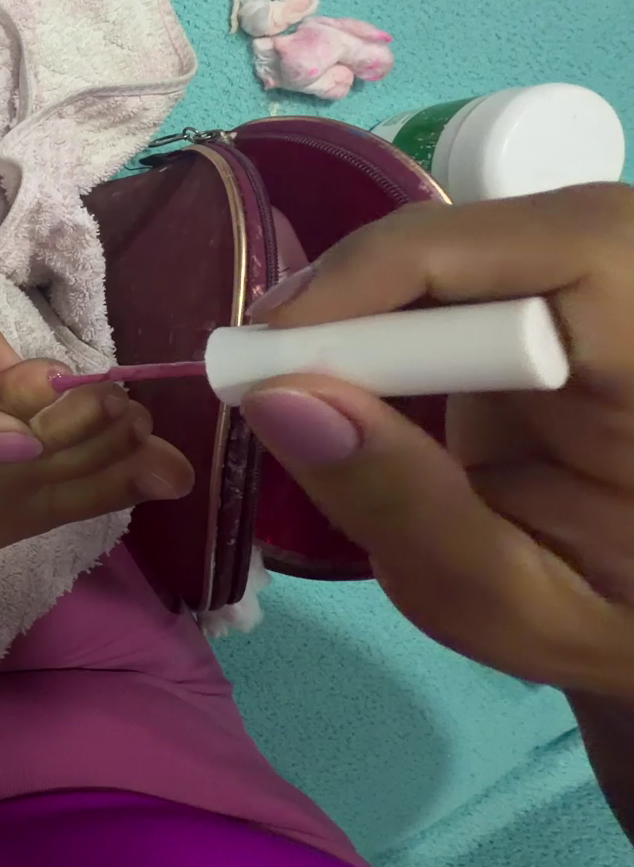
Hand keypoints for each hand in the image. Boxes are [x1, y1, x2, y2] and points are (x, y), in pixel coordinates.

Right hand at [240, 184, 633, 698]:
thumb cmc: (603, 632)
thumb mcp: (498, 602)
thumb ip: (398, 504)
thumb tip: (272, 398)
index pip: (576, 250)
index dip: (407, 264)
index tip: (283, 337)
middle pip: (510, 234)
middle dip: (364, 280)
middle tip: (268, 352)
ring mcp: (623, 313)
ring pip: (475, 247)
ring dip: (361, 297)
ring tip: (288, 365)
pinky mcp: (570, 318)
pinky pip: (462, 279)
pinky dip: (375, 314)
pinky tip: (335, 366)